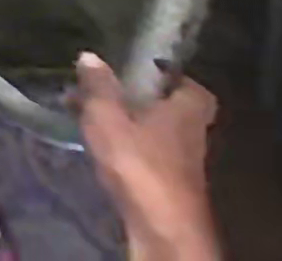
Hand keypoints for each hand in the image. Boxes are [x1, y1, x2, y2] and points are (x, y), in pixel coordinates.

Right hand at [77, 52, 220, 260]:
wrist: (161, 226)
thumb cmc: (137, 160)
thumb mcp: (106, 115)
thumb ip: (98, 85)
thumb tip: (91, 55)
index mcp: (182, 115)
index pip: (194, 90)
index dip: (173, 77)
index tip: (143, 67)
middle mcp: (188, 136)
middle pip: (170, 108)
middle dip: (138, 95)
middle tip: (102, 82)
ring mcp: (179, 161)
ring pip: (154, 128)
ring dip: (126, 116)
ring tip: (86, 107)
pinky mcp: (165, 180)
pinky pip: (145, 147)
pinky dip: (124, 138)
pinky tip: (96, 137)